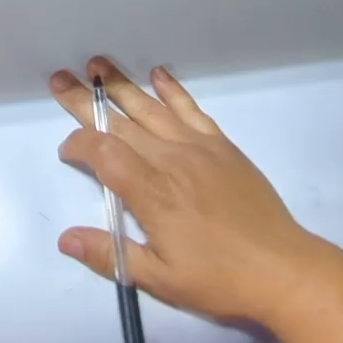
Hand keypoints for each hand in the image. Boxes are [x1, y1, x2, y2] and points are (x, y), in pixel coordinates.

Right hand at [49, 58, 342, 326]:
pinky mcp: (220, 144)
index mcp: (152, 193)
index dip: (79, 145)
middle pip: (119, 123)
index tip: (65, 150)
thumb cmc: (219, 278)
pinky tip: (157, 74)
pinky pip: (190, 108)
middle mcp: (170, 160)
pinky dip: (172, 89)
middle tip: (59, 79)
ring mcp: (197, 147)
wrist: (283, 269)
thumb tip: (65, 238)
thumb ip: (111, 255)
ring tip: (96, 63)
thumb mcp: (161, 279)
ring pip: (150, 108)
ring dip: (120, 84)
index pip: (104, 154)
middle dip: (85, 102)